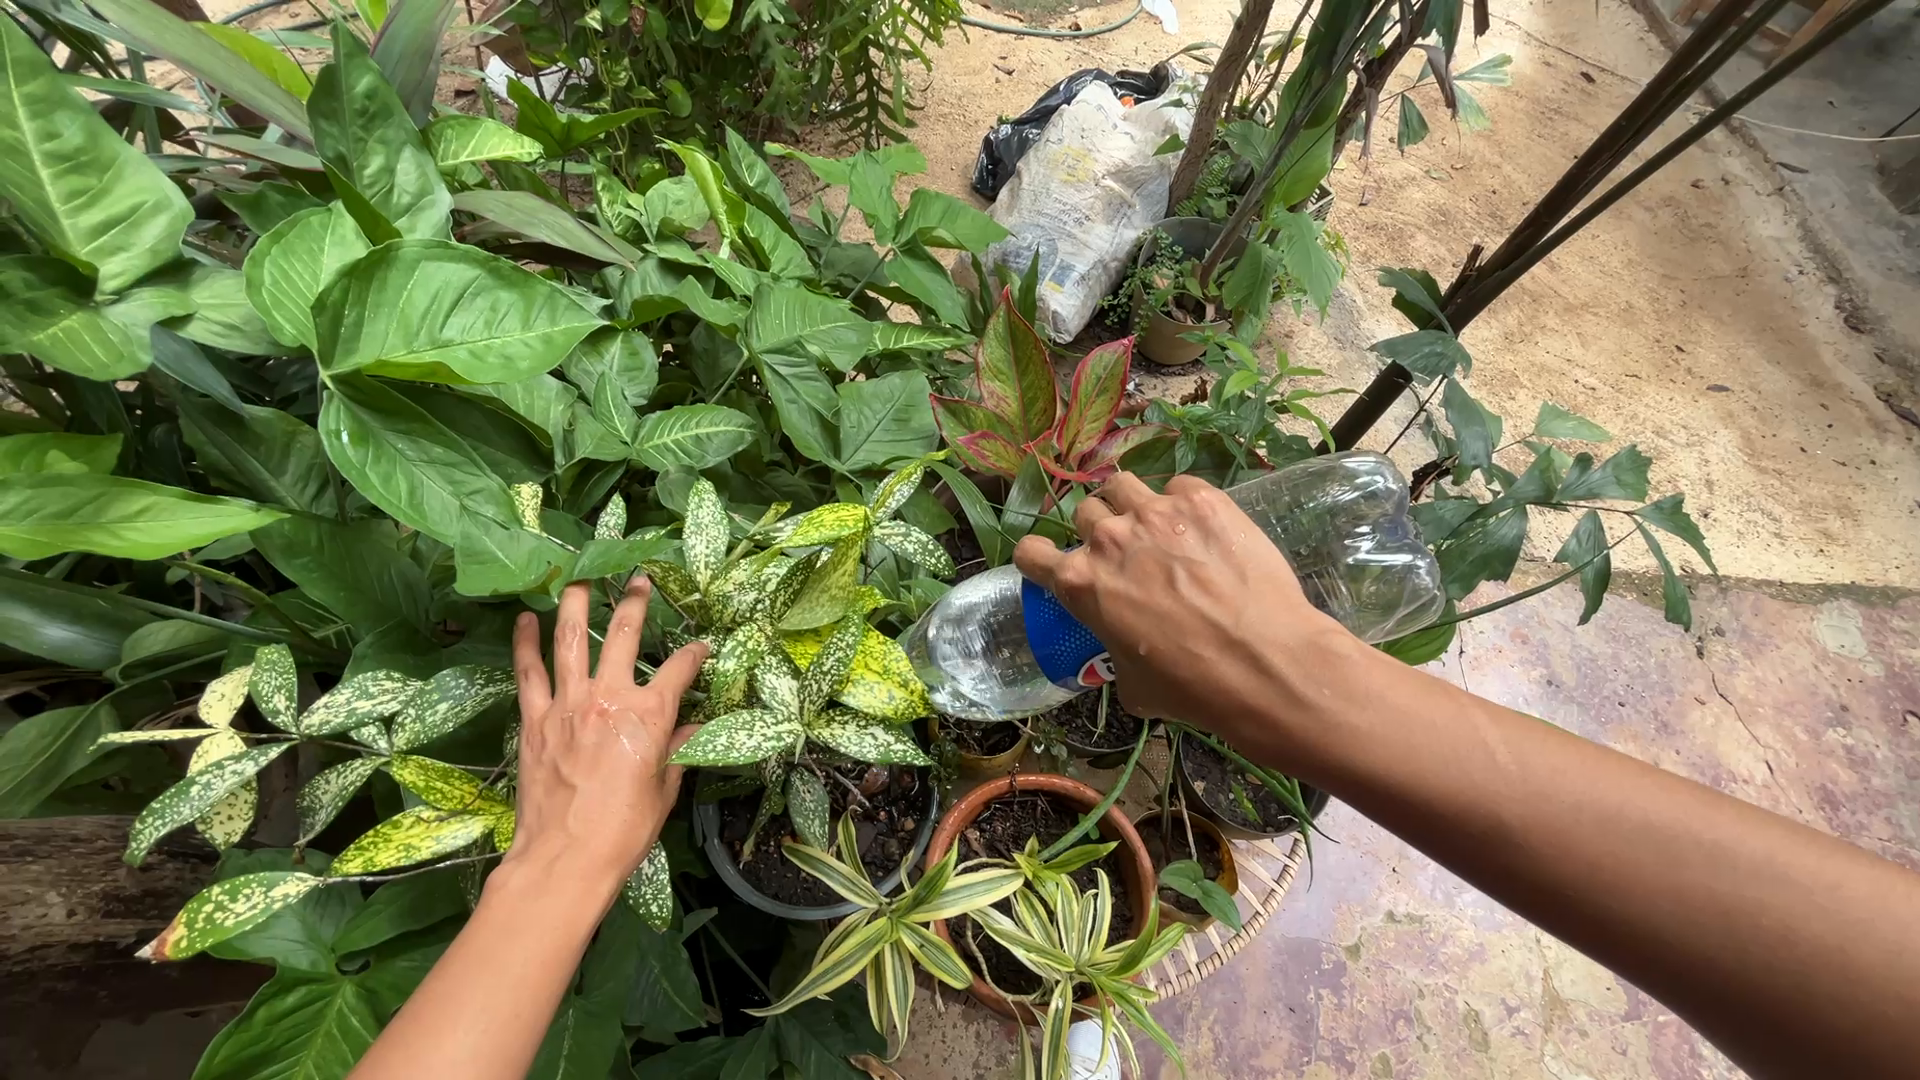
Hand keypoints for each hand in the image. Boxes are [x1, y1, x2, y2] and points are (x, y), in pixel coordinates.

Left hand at [503, 578, 708, 900]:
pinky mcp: (536, 720)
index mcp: (650, 714)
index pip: (680, 668)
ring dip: (577, 605)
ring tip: (580, 579)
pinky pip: (529, 674)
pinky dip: (526, 644)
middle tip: (639, 580)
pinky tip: (525, 620)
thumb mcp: (666, 787)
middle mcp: (610, 697)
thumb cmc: (626, 829)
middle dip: (636, 602)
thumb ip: (678, 747)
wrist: (564, 859)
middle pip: (624, 635)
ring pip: (572, 641)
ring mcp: (568, 705)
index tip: (701, 647)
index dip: (695, 653)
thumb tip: (690, 725)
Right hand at [1013, 473, 1370, 749]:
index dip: (1039, 558)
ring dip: (1130, 504)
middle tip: (1125, 554)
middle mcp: (1108, 538)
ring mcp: (1155, 512)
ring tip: (1155, 525)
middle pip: (1084, 514)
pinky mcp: (1202, 499)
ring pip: (1122, 486)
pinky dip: (1182, 503)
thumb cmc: (1192, 686)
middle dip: (1098, 532)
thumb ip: (1111, 648)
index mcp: (1080, 583)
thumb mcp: (1131, 685)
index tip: (1054, 564)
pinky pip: (1177, 487)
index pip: (1030, 552)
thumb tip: (1123, 645)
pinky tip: (1201, 527)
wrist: (1266, 663)